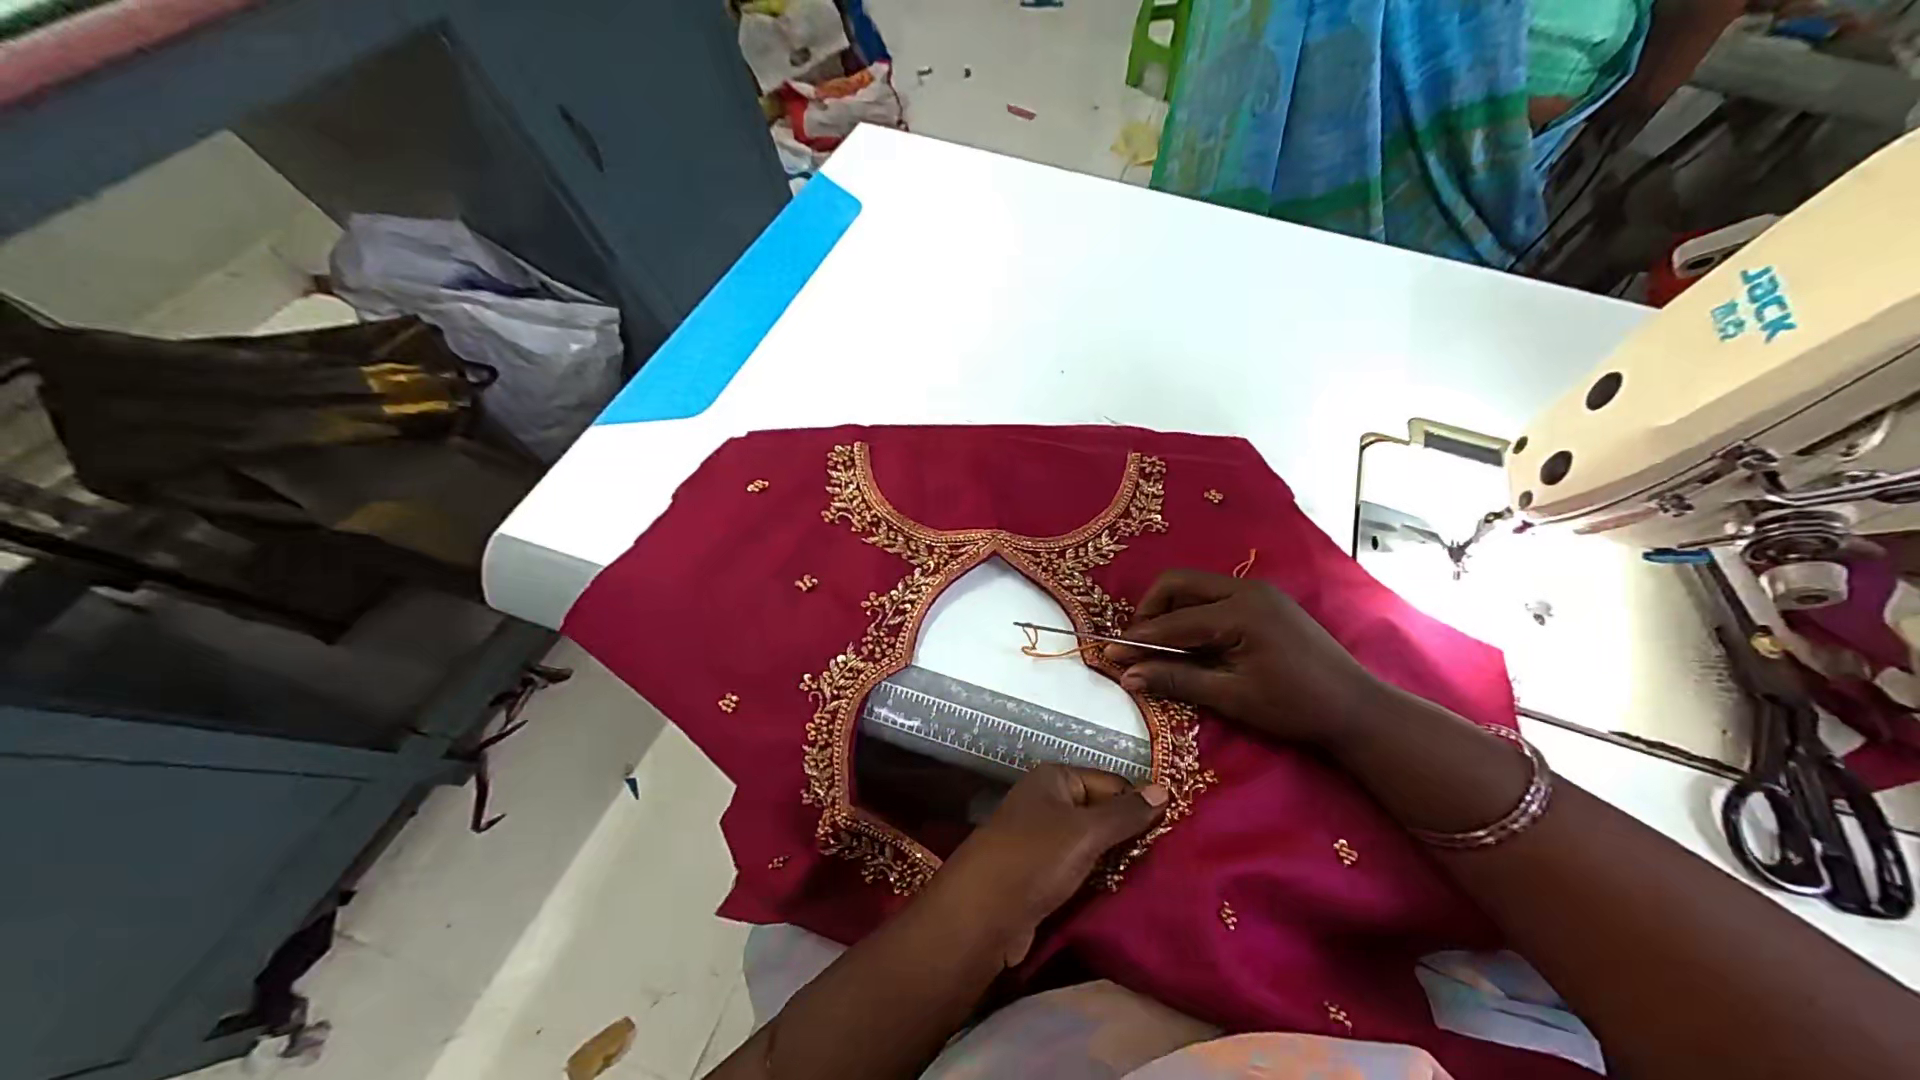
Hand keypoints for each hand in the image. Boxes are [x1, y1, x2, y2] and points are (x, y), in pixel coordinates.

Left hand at [925, 765, 1166, 965]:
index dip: (1140, 804)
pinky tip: (1127, 892)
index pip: (1112, 782)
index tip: (1175, 830)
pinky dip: (1100, 878)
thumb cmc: (1034, 858)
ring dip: (1117, 860)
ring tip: (1157, 875)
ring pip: (1093, 844)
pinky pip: (1081, 868)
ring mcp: (1043, 838)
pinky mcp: (1041, 873)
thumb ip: (1125, 813)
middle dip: (1131, 834)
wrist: (983, 913)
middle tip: (1171, 857)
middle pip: (1102, 812)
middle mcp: (1048, 801)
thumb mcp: (1085, 832)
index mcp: (1054, 778)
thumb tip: (1164, 789)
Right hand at [1103, 569, 1385, 748]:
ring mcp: (1257, 591)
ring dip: (1170, 611)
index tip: (1110, 654)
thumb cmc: (1295, 706)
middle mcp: (1246, 590)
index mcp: (1241, 612)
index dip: (1139, 640)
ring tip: (1160, 647)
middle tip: (1137, 645)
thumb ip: (1177, 679)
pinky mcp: (1263, 600)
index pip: (1174, 621)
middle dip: (1150, 611)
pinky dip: (1191, 613)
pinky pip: (1213, 596)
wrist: (1357, 708)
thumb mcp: (1232, 697)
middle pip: (1178, 583)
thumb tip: (1127, 677)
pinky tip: (1190, 642)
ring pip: (1194, 586)